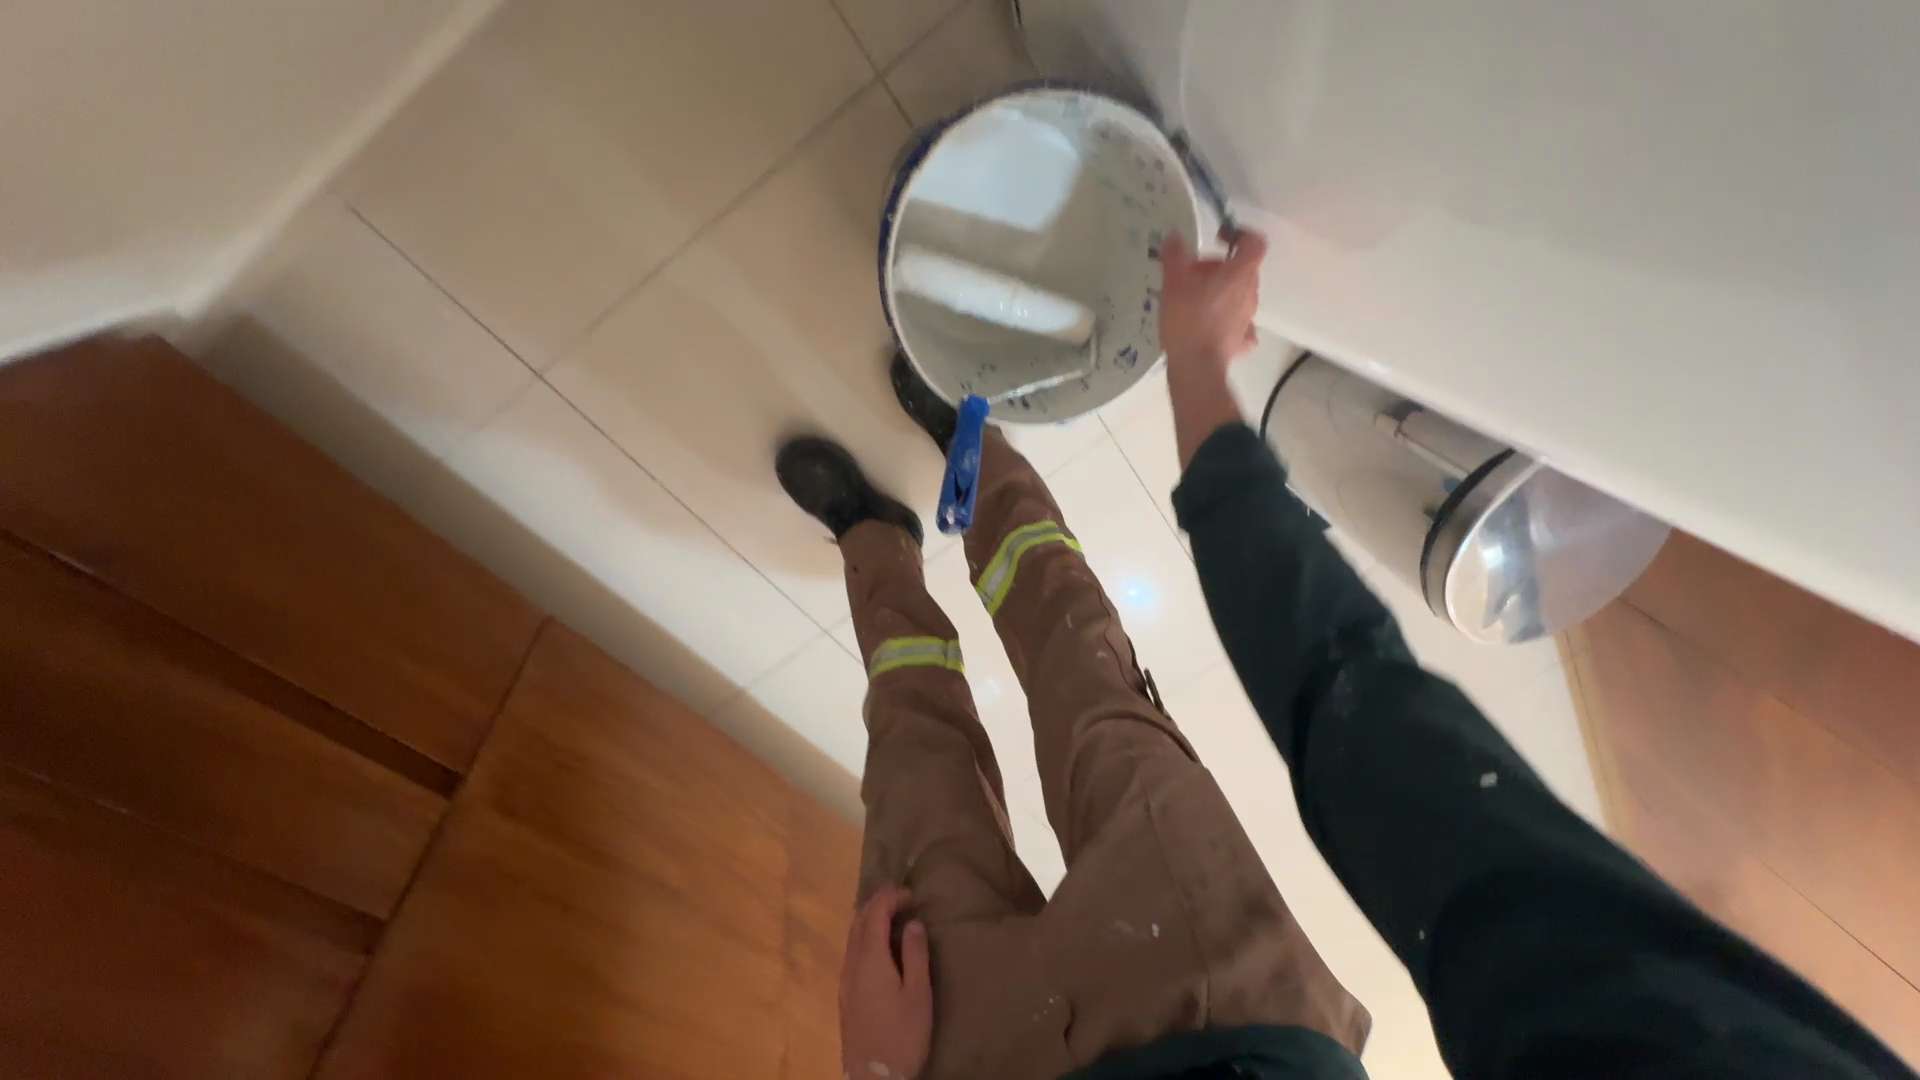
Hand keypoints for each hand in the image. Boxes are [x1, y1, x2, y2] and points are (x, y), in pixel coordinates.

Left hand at [839, 885, 931, 1079]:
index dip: (891, 897)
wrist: (873, 1079)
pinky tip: (878, 947)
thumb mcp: (918, 994)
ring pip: (852, 936)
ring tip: (890, 916)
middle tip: (900, 897)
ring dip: (869, 919)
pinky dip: (864, 937)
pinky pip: (851, 952)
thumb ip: (915, 954)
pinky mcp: (844, 995)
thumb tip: (913, 923)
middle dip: (877, 903)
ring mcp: (844, 980)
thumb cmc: (901, 1035)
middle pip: (858, 920)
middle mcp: (851, 964)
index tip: (911, 895)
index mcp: (870, 958)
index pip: (875, 913)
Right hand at [1159, 228, 1268, 371]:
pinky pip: (1240, 324)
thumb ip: (1175, 255)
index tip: (1219, 238)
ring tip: (1195, 301)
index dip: (1241, 234)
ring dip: (1222, 291)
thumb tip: (1174, 235)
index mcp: (1240, 274)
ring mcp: (1249, 318)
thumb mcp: (1173, 283)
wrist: (1196, 367)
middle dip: (1221, 267)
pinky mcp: (1242, 340)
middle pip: (1244, 269)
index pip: (1255, 242)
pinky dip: (1229, 320)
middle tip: (1193, 275)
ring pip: (1240, 295)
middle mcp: (1251, 293)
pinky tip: (1213, 326)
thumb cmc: (1187, 320)